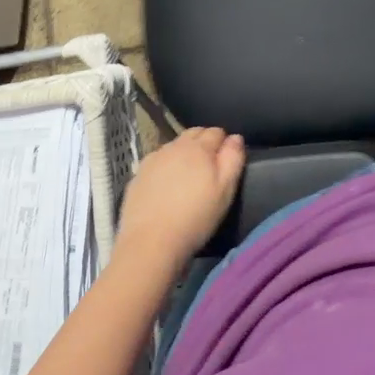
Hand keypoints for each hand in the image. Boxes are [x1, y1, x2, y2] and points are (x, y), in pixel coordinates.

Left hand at [117, 127, 244, 265]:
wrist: (150, 243)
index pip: (216, 132)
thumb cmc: (195, 218)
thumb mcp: (225, 191)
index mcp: (199, 148)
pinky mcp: (138, 173)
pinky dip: (165, 165)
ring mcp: (154, 158)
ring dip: (184, 153)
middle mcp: (175, 146)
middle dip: (204, 142)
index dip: (224, 143)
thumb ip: (233, 159)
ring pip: (174, 146)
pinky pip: (157, 160)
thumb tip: (235, 137)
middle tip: (209, 167)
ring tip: (187, 177)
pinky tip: (166, 185)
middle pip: (194, 133)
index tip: (226, 160)